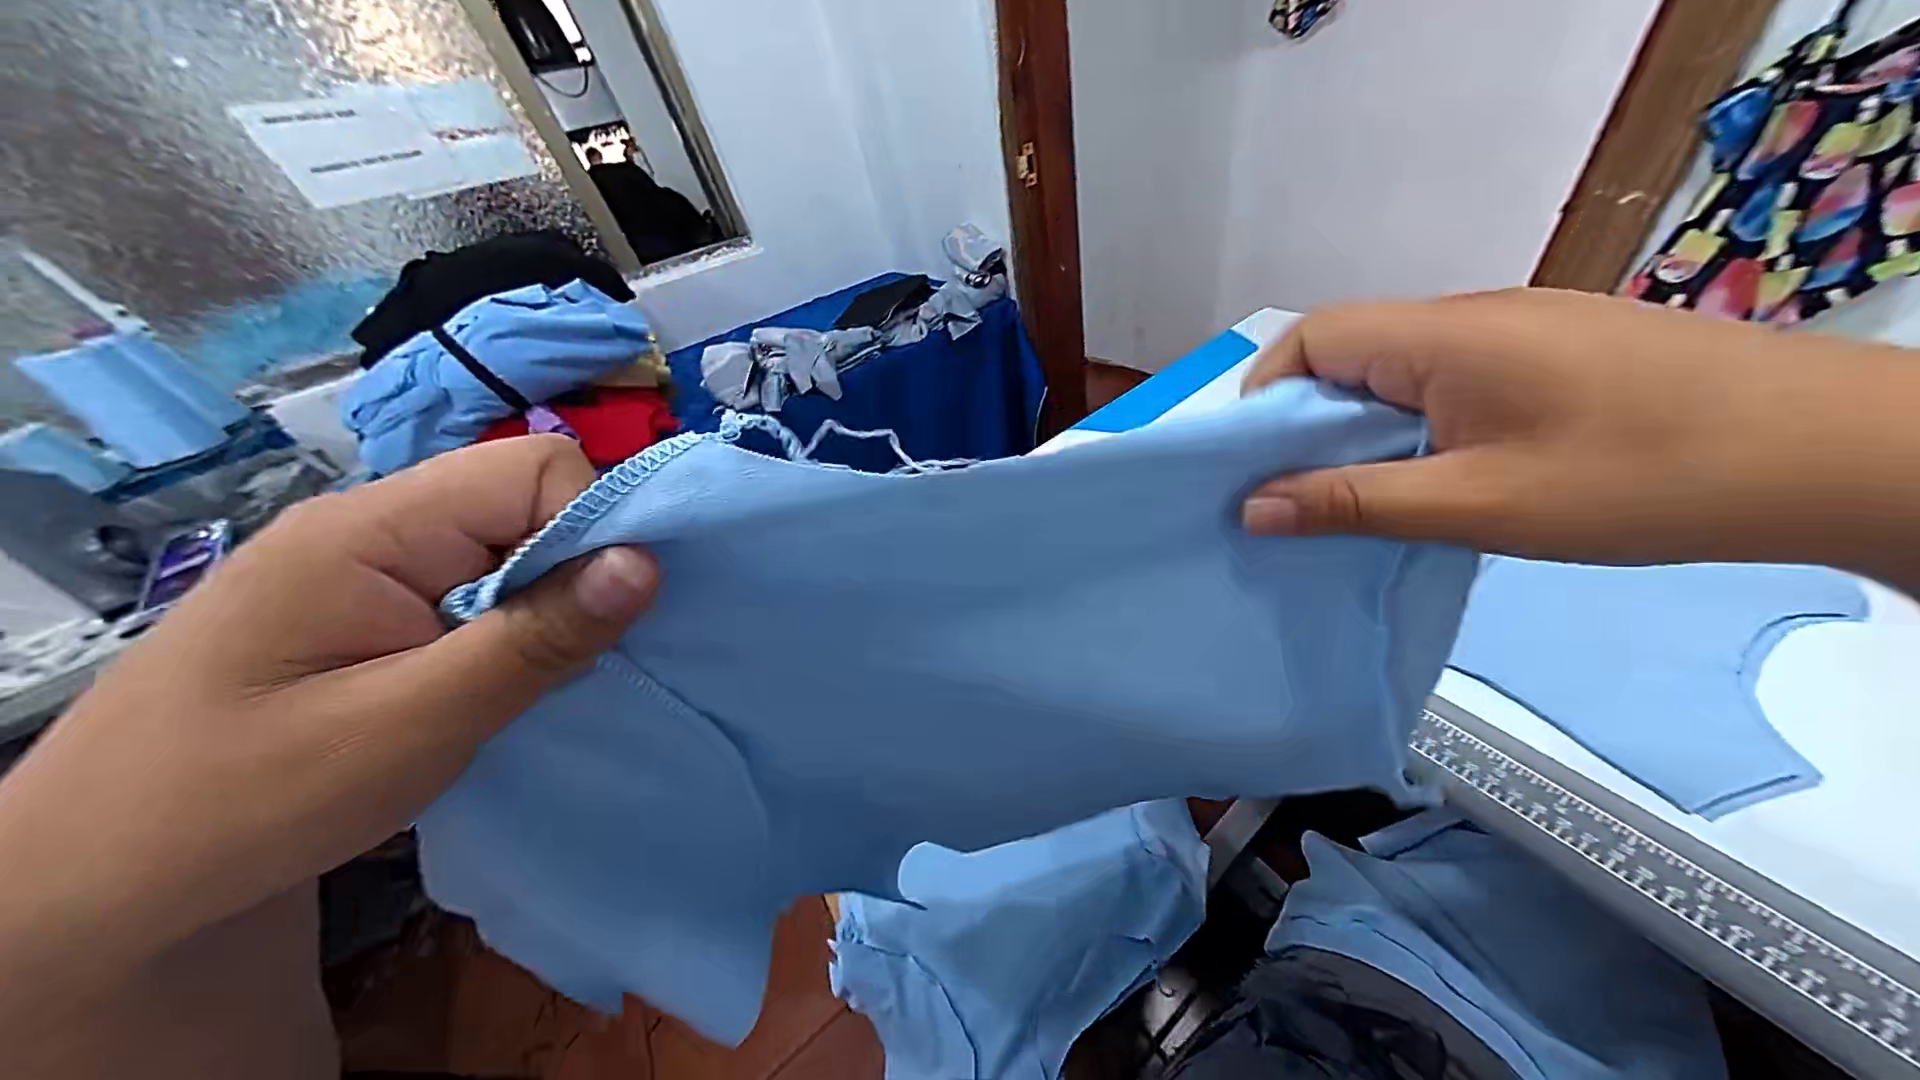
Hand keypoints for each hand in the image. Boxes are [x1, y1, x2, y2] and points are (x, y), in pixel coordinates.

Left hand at [0, 436, 657, 994]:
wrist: (101, 892)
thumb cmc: (243, 803)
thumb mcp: (410, 724)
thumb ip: (535, 637)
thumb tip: (648, 562)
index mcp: (373, 528)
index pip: (534, 470)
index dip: (593, 524)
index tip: (606, 609)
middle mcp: (380, 525)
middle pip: (529, 499)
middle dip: (579, 566)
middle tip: (578, 651)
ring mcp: (380, 565)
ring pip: (516, 544)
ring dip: (554, 600)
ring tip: (549, 669)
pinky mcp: (387, 605)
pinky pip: (490, 583)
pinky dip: (525, 622)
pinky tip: (516, 672)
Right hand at [1240, 288, 1919, 588]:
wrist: (1845, 458)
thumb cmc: (1645, 477)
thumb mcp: (1476, 504)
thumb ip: (1353, 503)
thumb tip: (1252, 509)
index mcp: (1443, 336)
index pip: (1313, 336)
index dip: (1266, 391)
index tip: (1252, 460)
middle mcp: (1470, 318)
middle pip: (1348, 352)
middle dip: (1304, 420)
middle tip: (1295, 491)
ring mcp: (1514, 333)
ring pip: (1393, 371)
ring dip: (1358, 428)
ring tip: (1357, 492)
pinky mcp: (1548, 356)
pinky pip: (1442, 382)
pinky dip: (1408, 427)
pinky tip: (1428, 475)